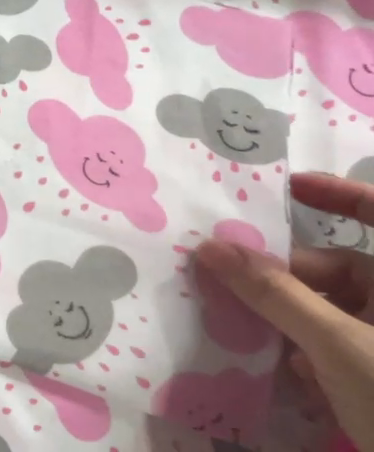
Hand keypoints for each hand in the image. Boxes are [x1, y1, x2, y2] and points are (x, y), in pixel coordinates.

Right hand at [195, 172, 373, 444]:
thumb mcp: (339, 347)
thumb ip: (273, 291)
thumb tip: (211, 244)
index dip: (345, 197)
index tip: (289, 188)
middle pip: (355, 273)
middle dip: (293, 279)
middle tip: (236, 284)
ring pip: (349, 315)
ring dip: (301, 323)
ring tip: (269, 345)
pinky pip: (358, 350)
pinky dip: (325, 356)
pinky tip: (304, 380)